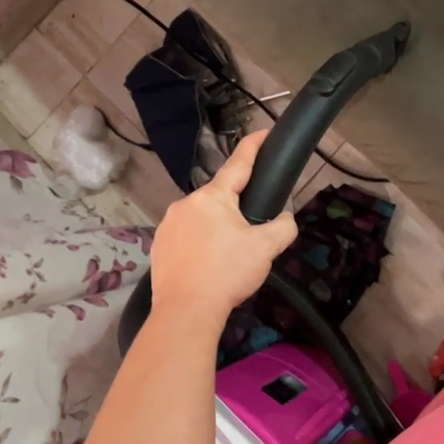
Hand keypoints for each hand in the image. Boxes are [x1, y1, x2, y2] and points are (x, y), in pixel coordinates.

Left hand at [147, 130, 297, 321]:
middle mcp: (186, 204)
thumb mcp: (267, 248)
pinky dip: (201, 244)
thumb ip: (283, 226)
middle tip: (252, 233)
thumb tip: (284, 219)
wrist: (186, 311)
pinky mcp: (159, 247)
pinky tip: (210, 265)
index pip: (238, 163)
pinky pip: (187, 236)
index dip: (253, 146)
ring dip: (218, 228)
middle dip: (237, 209)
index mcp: (214, 197)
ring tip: (230, 256)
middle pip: (220, 198)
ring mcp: (168, 225)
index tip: (263, 132)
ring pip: (202, 218)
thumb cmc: (227, 273)